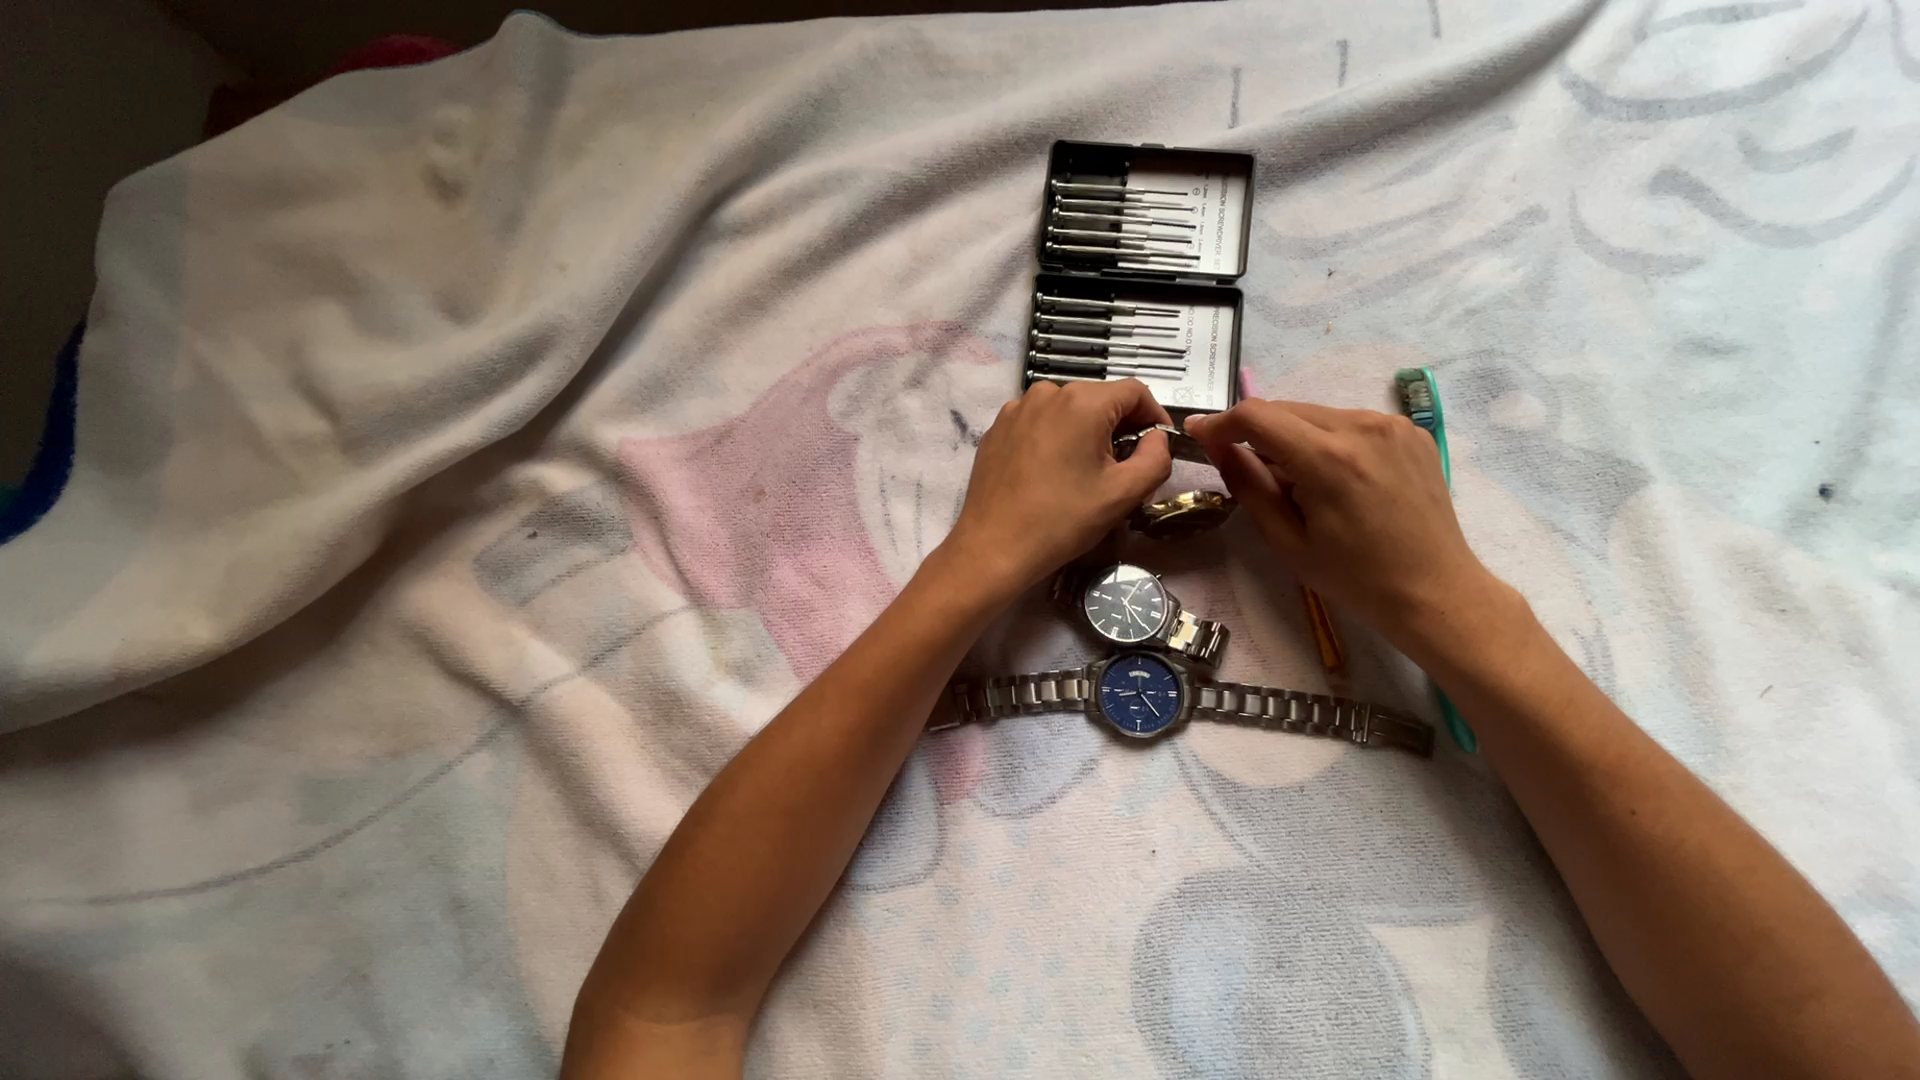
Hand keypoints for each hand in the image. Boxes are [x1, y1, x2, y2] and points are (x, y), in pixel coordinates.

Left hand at [937, 379, 1172, 598]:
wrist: (993, 548)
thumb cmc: (1062, 520)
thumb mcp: (1124, 493)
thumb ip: (1156, 458)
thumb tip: (1156, 438)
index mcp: (1081, 401)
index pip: (1135, 391)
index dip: (1154, 416)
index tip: (1158, 447)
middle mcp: (1046, 393)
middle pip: (1099, 400)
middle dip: (1118, 429)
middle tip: (1122, 469)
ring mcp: (1016, 410)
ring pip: (1067, 412)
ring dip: (1085, 435)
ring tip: (1084, 475)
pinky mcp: (996, 430)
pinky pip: (1038, 425)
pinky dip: (1054, 441)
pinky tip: (1051, 476)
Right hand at [1184, 398, 1504, 651]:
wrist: (1435, 590)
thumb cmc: (1355, 578)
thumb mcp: (1287, 541)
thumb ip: (1249, 486)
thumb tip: (1219, 448)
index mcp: (1328, 459)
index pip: (1257, 416)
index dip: (1220, 422)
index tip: (1198, 434)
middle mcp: (1362, 427)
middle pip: (1286, 409)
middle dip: (1254, 432)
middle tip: (1242, 467)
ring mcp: (1391, 425)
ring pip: (1316, 414)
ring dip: (1291, 437)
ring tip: (1295, 482)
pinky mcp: (1410, 432)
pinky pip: (1349, 423)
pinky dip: (1326, 440)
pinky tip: (1332, 478)